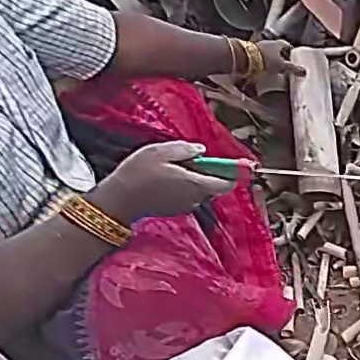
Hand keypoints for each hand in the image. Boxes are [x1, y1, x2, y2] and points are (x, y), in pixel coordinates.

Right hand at [87, 141, 237, 222]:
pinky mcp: (177, 208)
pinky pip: (189, 194)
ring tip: (173, 167)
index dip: (234, 173)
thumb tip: (202, 150)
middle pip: (214, 184)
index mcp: (197, 184)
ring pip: (201, 189)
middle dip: (209, 171)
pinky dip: (185, 185)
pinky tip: (166, 178)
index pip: (227, 183)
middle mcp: (197, 198)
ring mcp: (187, 205)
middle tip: (190, 158)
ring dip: (195, 178)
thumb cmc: (138, 173)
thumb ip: (185, 150)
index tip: (241, 165)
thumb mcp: (160, 152)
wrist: (119, 200)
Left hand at [255, 39, 306, 77]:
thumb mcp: (283, 65)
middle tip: (286, 64)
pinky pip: (261, 58)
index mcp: (277, 44)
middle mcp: (268, 43)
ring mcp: (259, 48)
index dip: (291, 51)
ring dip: (273, 60)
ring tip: (276, 69)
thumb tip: (304, 72)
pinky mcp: (251, 54)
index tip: (294, 57)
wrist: (245, 59)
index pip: (287, 45)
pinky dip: (265, 63)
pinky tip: (266, 70)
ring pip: (269, 53)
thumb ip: (293, 69)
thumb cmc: (266, 59)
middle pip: (277, 49)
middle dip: (282, 56)